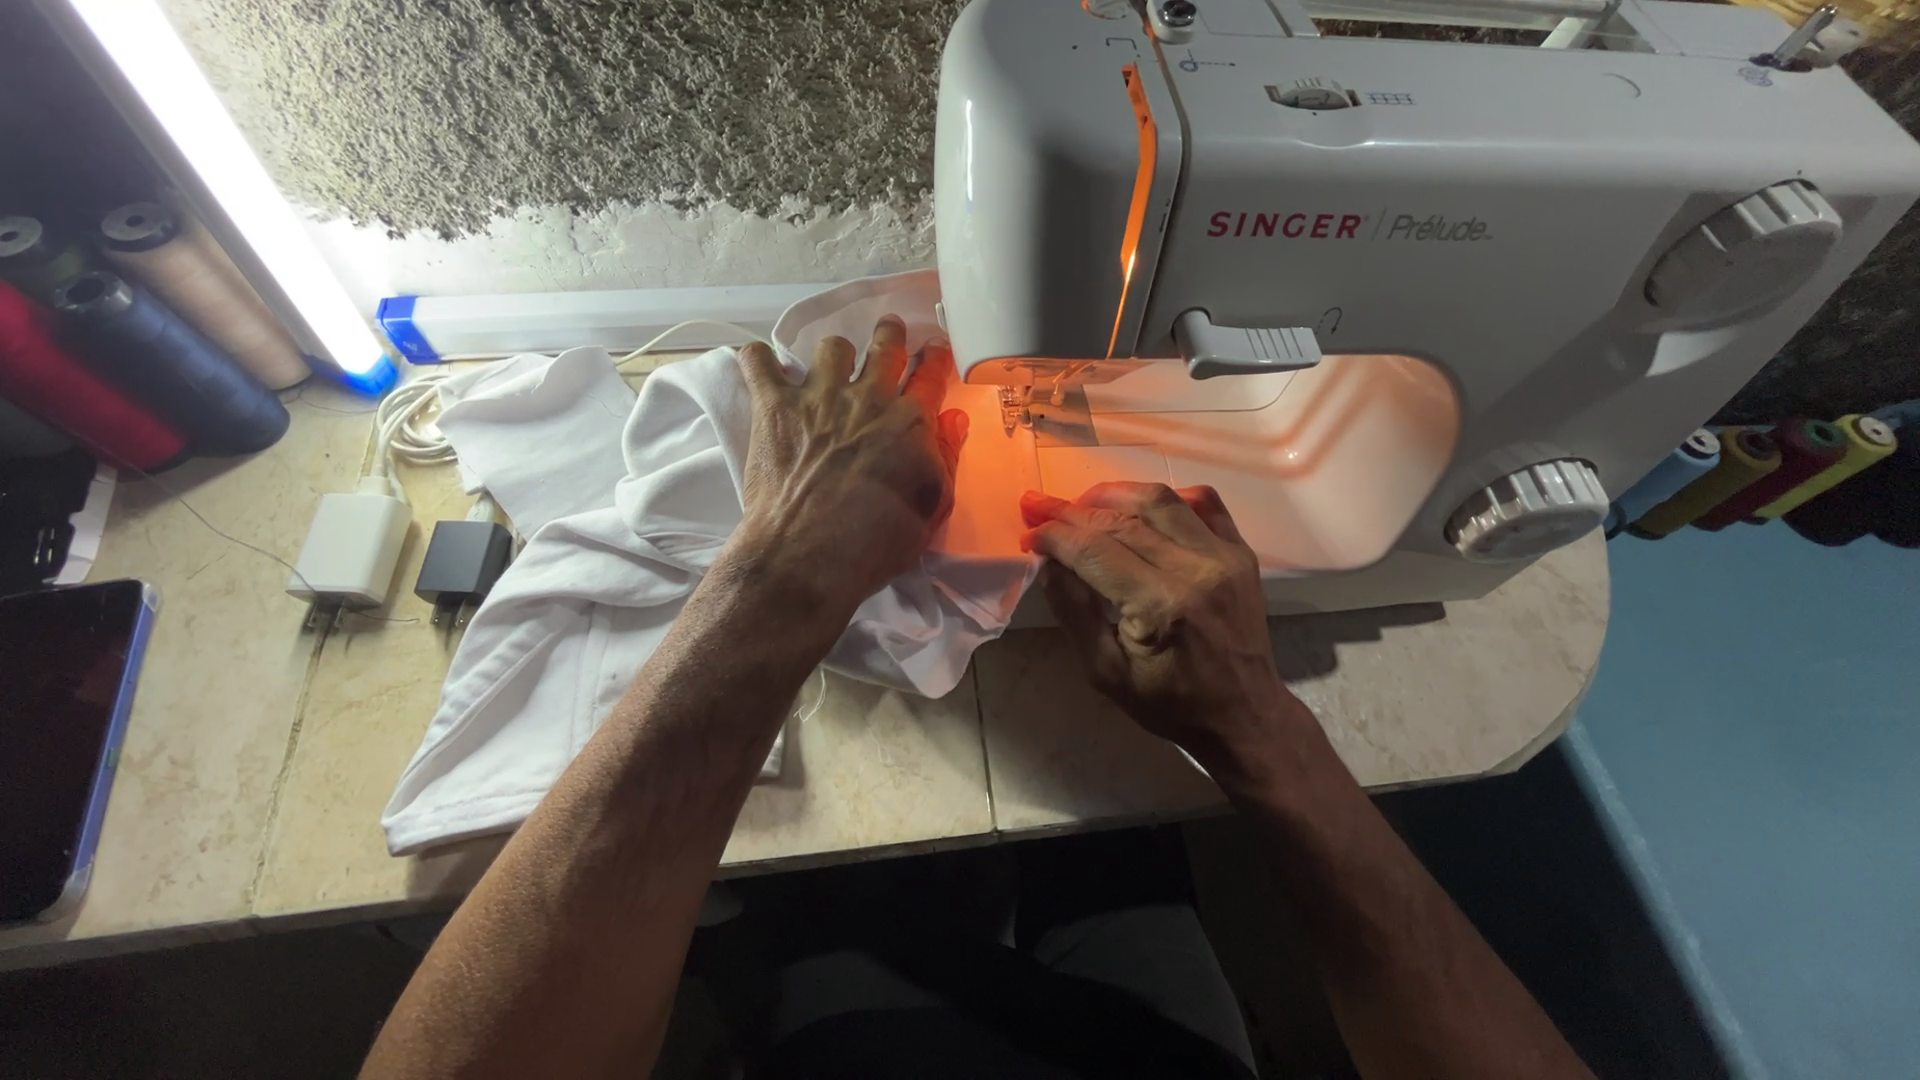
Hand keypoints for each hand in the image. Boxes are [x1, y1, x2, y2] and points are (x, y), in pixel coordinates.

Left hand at [734, 316, 968, 614]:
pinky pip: (759, 361)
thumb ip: (945, 460)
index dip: (935, 359)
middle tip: (889, 334)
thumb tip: (953, 420)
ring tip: (828, 369)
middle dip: (890, 335)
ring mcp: (819, 396)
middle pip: (885, 346)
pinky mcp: (774, 405)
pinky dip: (759, 359)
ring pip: (832, 347)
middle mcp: (868, 398)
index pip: (930, 376)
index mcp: (910, 423)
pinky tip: (761, 366)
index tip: (934, 352)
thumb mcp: (931, 509)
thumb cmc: (877, 544)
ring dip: (834, 354)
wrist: (809, 555)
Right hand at [1020, 482, 1301, 762]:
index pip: (1094, 550)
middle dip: (1071, 510)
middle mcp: (1196, 569)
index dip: (1055, 536)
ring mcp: (1224, 556)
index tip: (1029, 532)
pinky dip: (1166, 497)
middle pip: (1122, 519)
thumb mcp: (1105, 672)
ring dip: (1113, 494)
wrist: (1245, 715)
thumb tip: (1047, 562)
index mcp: (1161, 605)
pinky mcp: (1241, 552)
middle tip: (1038, 506)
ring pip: (1160, 500)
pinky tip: (1139, 507)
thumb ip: (1073, 611)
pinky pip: (1203, 502)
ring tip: (1081, 503)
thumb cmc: (1170, 703)